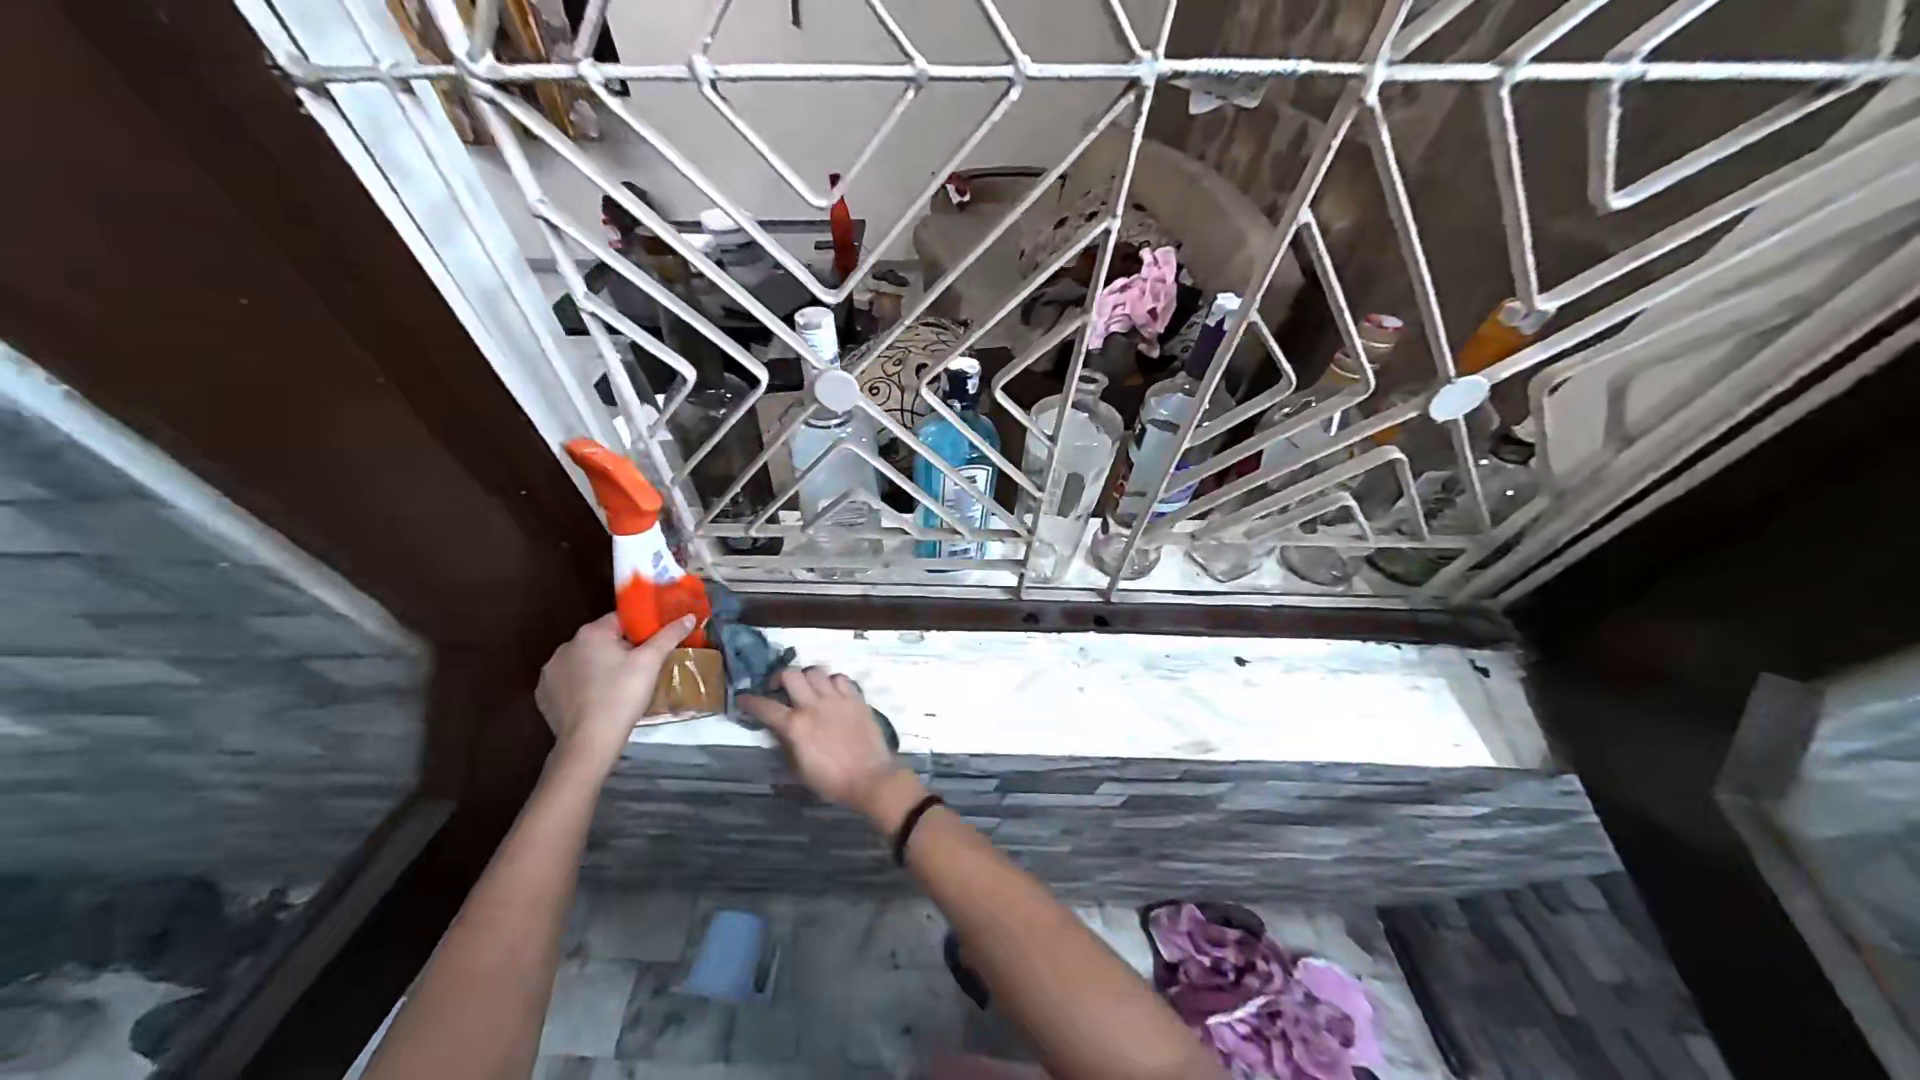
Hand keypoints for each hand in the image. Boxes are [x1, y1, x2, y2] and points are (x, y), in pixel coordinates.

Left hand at [536, 612, 693, 771]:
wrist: (589, 741)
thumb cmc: (622, 695)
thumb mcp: (651, 663)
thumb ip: (669, 635)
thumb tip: (689, 616)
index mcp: (591, 633)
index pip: (620, 619)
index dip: (639, 630)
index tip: (651, 647)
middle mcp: (566, 646)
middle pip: (600, 640)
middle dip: (619, 650)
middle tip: (639, 669)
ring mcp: (551, 671)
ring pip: (583, 660)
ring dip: (598, 667)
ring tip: (617, 687)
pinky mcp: (544, 694)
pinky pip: (568, 681)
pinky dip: (581, 686)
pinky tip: (595, 700)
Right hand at [740, 667, 914, 821]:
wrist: (869, 779)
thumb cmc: (831, 781)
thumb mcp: (798, 768)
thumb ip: (786, 743)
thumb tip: (778, 729)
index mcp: (796, 726)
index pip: (765, 707)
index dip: (750, 701)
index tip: (743, 699)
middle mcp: (814, 705)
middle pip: (791, 675)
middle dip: (780, 678)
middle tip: (780, 689)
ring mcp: (837, 699)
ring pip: (816, 671)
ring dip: (807, 678)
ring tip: (808, 688)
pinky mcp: (856, 698)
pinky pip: (841, 678)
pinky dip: (832, 682)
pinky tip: (832, 693)